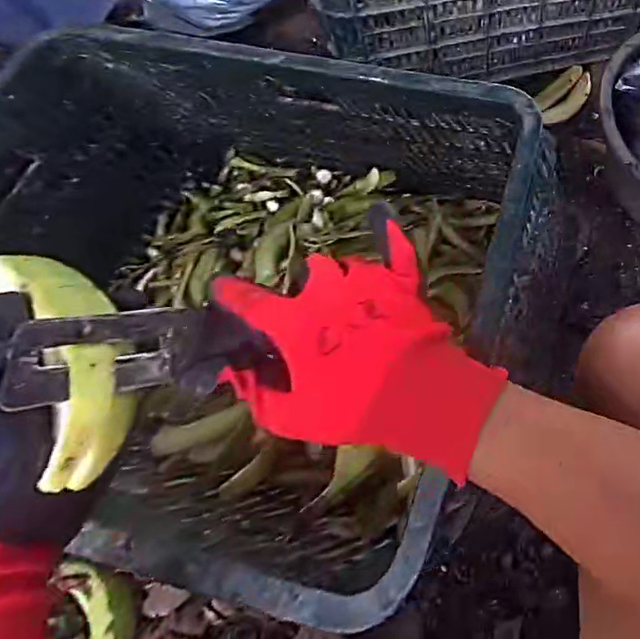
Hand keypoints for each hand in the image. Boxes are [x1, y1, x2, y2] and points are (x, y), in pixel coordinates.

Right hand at [213, 216, 507, 482]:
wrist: (416, 392)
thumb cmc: (351, 407)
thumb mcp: (291, 416)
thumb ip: (258, 394)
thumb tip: (235, 375)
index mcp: (296, 320)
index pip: (254, 302)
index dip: (234, 293)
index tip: (222, 284)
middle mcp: (329, 289)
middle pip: (309, 272)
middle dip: (306, 286)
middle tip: (311, 308)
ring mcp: (370, 280)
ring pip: (348, 263)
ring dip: (342, 274)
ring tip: (345, 291)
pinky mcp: (403, 283)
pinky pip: (398, 251)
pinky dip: (392, 238)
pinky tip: (386, 222)